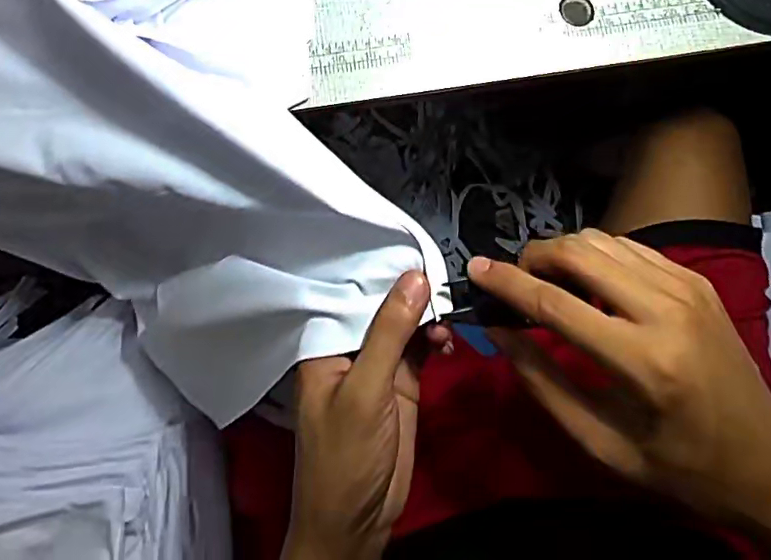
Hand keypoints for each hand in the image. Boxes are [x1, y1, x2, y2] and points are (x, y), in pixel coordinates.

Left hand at [283, 270, 435, 559]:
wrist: (357, 525)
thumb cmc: (344, 458)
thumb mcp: (365, 390)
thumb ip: (390, 333)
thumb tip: (415, 277)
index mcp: (324, 344)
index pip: (350, 293)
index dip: (380, 270)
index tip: (412, 245)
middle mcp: (349, 348)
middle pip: (381, 305)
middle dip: (409, 290)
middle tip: (441, 275)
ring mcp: (377, 365)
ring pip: (404, 323)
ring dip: (426, 315)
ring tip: (446, 314)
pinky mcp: (401, 382)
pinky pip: (420, 347)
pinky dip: (435, 338)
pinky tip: (446, 338)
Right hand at [468, 230, 770, 559]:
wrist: (770, 464)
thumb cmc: (682, 468)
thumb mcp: (604, 445)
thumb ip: (545, 383)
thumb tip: (499, 331)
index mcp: (643, 361)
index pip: (556, 303)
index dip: (508, 283)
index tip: (475, 268)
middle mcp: (665, 308)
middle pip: (578, 253)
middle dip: (534, 256)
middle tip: (514, 279)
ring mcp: (685, 285)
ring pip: (602, 239)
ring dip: (563, 250)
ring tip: (546, 278)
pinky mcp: (695, 278)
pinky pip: (629, 246)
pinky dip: (596, 253)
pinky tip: (588, 280)